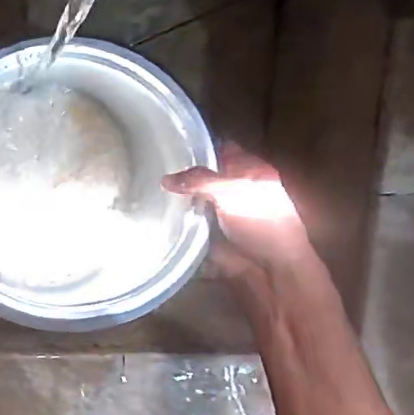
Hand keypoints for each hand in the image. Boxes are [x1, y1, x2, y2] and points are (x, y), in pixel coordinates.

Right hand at [162, 148, 314, 279]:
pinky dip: (172, 217)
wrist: (269, 271)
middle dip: (180, 172)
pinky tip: (152, 210)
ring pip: (190, 196)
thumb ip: (199, 180)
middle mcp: (234, 187)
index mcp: (250, 171)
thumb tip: (164, 179)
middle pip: (202, 173)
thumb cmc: (263, 224)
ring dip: (174, 196)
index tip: (169, 143)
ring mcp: (219, 210)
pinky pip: (184, 219)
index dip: (199, 145)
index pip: (221, 148)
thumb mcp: (234, 191)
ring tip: (144, 187)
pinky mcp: (206, 232)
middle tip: (149, 165)